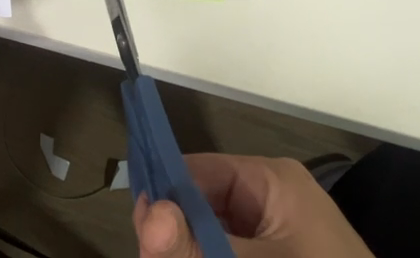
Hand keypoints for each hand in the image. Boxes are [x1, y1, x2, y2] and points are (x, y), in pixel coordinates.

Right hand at [133, 155, 372, 257]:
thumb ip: (198, 249)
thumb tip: (146, 212)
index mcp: (270, 181)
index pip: (193, 170)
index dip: (161, 199)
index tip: (142, 237)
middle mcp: (269, 199)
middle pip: (198, 208)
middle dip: (176, 242)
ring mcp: (274, 236)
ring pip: (210, 240)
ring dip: (190, 254)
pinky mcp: (277, 257)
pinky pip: (228, 254)